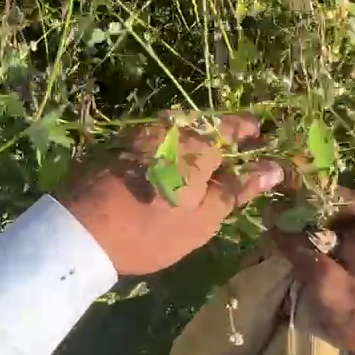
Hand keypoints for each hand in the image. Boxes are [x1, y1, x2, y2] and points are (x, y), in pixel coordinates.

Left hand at [58, 113, 283, 276]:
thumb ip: (238, 189)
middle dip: (222, 137)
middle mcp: (172, 128)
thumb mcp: (202, 219)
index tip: (261, 137)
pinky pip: (156, 136)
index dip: (250, 131)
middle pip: (206, 124)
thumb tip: (274, 168)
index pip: (234, 126)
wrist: (80, 230)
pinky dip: (169, 147)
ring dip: (195, 142)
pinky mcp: (120, 141)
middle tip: (231, 160)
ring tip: (202, 167)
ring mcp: (142, 132)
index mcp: (198, 144)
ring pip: (179, 129)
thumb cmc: (150, 230)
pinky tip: (168, 168)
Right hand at [272, 190, 354, 354]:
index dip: (288, 210)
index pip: (312, 193)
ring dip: (321, 233)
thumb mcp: (329, 289)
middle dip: (305, 223)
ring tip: (305, 258)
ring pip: (340, 216)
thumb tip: (272, 224)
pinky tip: (329, 261)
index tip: (271, 228)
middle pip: (327, 203)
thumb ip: (299, 251)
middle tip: (287, 248)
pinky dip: (339, 239)